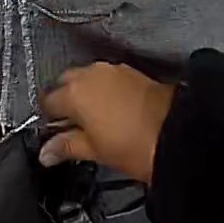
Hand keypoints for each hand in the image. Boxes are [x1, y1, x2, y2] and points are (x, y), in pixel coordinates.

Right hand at [39, 62, 175, 184]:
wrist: (177, 134)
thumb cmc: (134, 145)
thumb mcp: (94, 150)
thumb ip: (66, 146)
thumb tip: (46, 152)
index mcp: (74, 93)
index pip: (47, 101)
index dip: (48, 118)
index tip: (53, 132)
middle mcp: (90, 74)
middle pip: (64, 82)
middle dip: (63, 100)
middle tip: (70, 125)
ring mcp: (112, 70)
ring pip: (86, 77)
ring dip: (83, 92)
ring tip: (91, 119)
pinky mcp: (131, 72)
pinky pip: (106, 77)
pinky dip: (102, 89)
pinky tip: (110, 109)